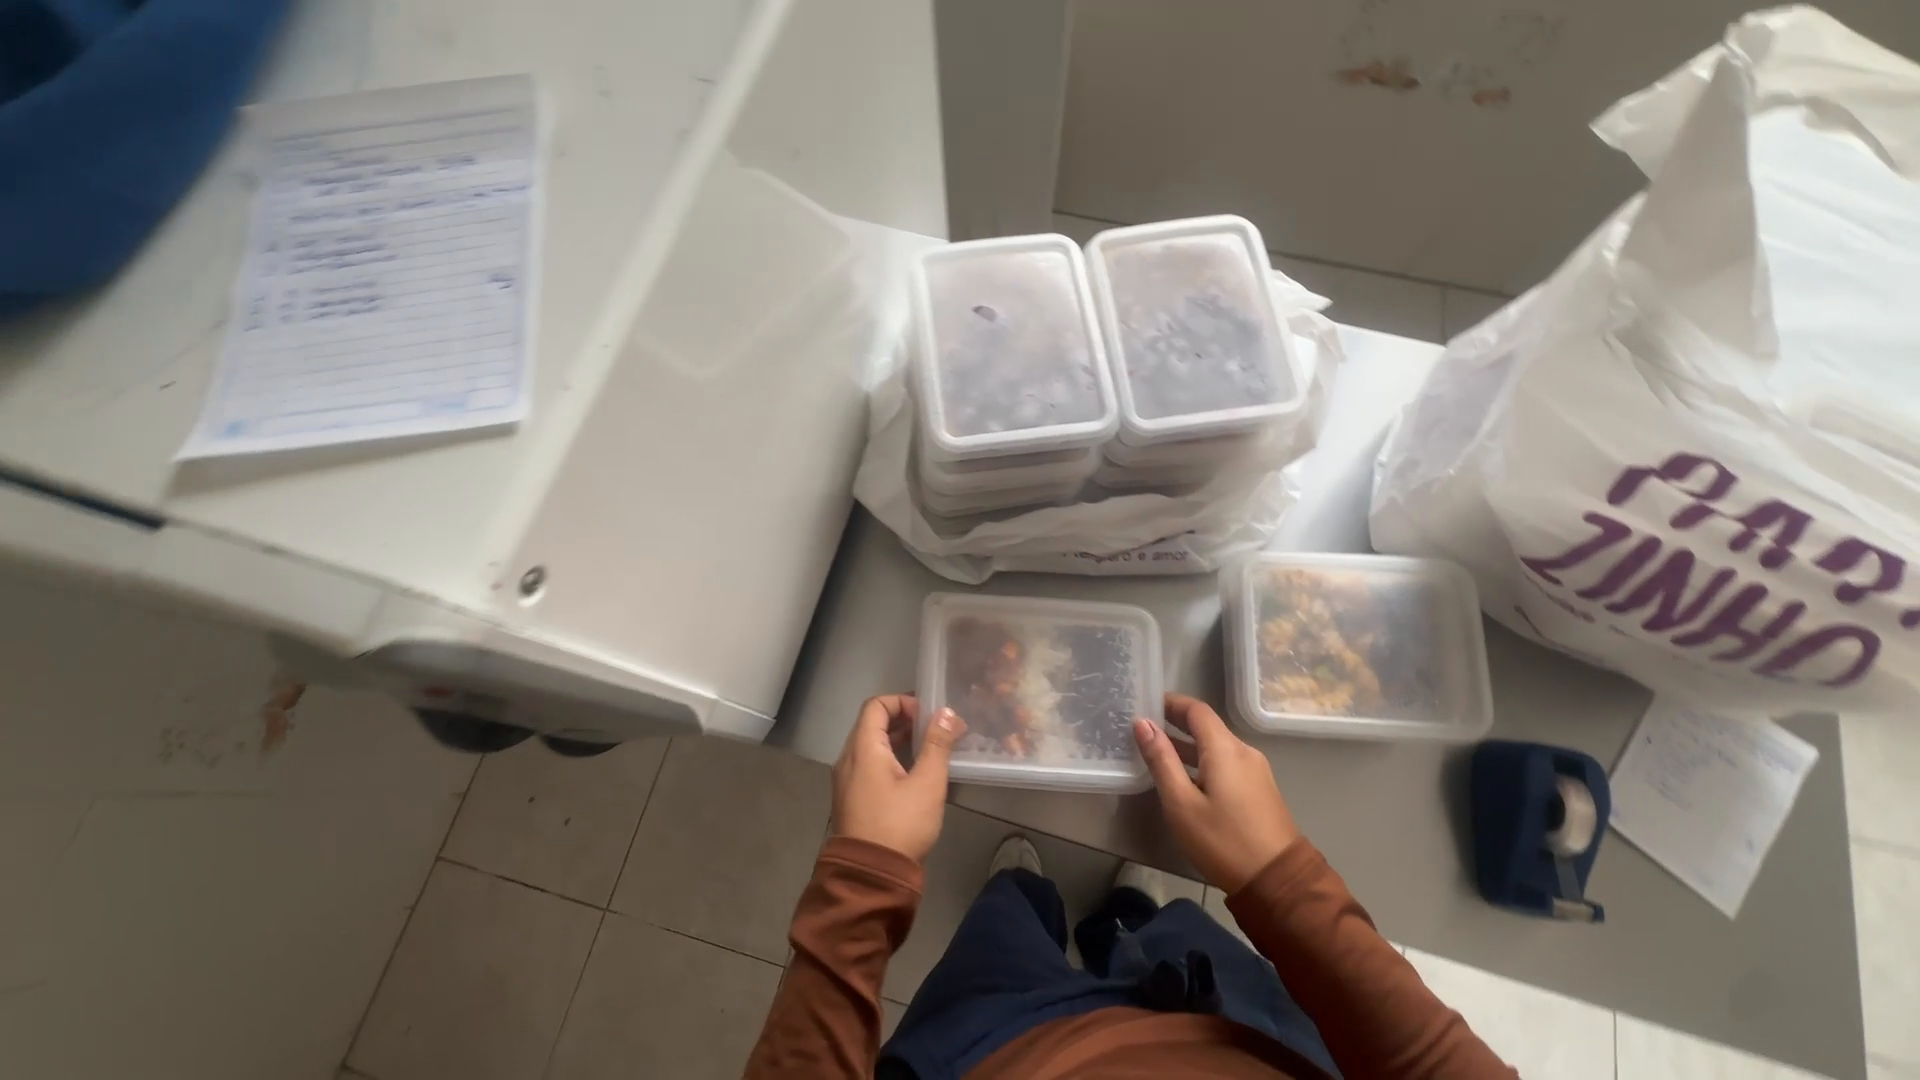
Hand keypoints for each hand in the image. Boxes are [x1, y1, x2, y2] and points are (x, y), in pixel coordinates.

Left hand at [831, 694, 966, 862]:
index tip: (928, 714)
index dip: (902, 702)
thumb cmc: (900, 825)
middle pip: (872, 724)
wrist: (872, 876)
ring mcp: (847, 781)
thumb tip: (947, 713)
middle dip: (904, 720)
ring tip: (931, 750)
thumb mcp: (927, 783)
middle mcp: (848, 759)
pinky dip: (891, 760)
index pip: (876, 706)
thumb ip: (937, 744)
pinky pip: (869, 766)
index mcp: (862, 749)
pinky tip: (915, 774)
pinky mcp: (852, 799)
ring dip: (899, 741)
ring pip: (871, 747)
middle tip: (935, 730)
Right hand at [1133, 693, 1301, 893]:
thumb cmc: (1222, 841)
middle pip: (1208, 726)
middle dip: (1176, 722)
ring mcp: (1255, 771)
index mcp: (1225, 749)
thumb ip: (1161, 760)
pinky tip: (1185, 777)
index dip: (1170, 703)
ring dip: (1188, 744)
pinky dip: (1203, 760)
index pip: (1196, 710)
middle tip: (1144, 727)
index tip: (1144, 704)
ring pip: (1217, 746)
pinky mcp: (1259, 789)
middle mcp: (1244, 751)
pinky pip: (1226, 763)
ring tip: (1157, 752)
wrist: (1277, 882)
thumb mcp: (1181, 803)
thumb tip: (1143, 724)